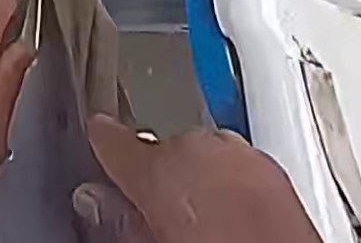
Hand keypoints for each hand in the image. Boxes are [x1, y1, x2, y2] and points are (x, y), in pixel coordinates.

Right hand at [74, 114, 321, 242]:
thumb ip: (121, 220)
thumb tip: (94, 200)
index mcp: (156, 168)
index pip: (110, 137)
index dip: (101, 140)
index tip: (97, 139)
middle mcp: (193, 146)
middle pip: (159, 150)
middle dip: (158, 176)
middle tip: (162, 217)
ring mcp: (233, 150)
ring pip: (198, 153)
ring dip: (195, 177)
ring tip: (203, 223)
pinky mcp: (267, 163)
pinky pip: (233, 162)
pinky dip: (227, 180)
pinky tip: (233, 217)